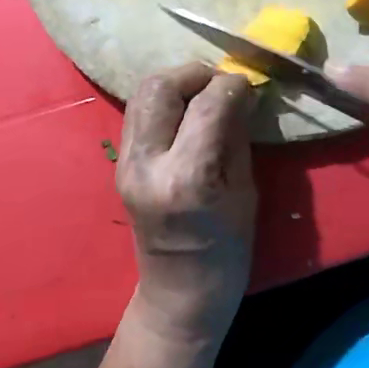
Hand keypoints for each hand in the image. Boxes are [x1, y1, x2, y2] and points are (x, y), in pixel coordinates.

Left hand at [115, 64, 258, 342]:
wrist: (179, 294)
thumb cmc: (227, 252)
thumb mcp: (246, 192)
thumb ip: (236, 136)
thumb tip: (239, 92)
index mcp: (187, 178)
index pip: (207, 105)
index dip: (232, 84)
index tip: (249, 84)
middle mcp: (147, 163)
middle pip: (160, 86)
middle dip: (195, 73)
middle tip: (221, 85)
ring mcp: (126, 162)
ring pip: (142, 93)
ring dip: (176, 82)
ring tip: (204, 94)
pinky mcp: (119, 163)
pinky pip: (138, 112)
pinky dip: (163, 101)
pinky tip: (186, 112)